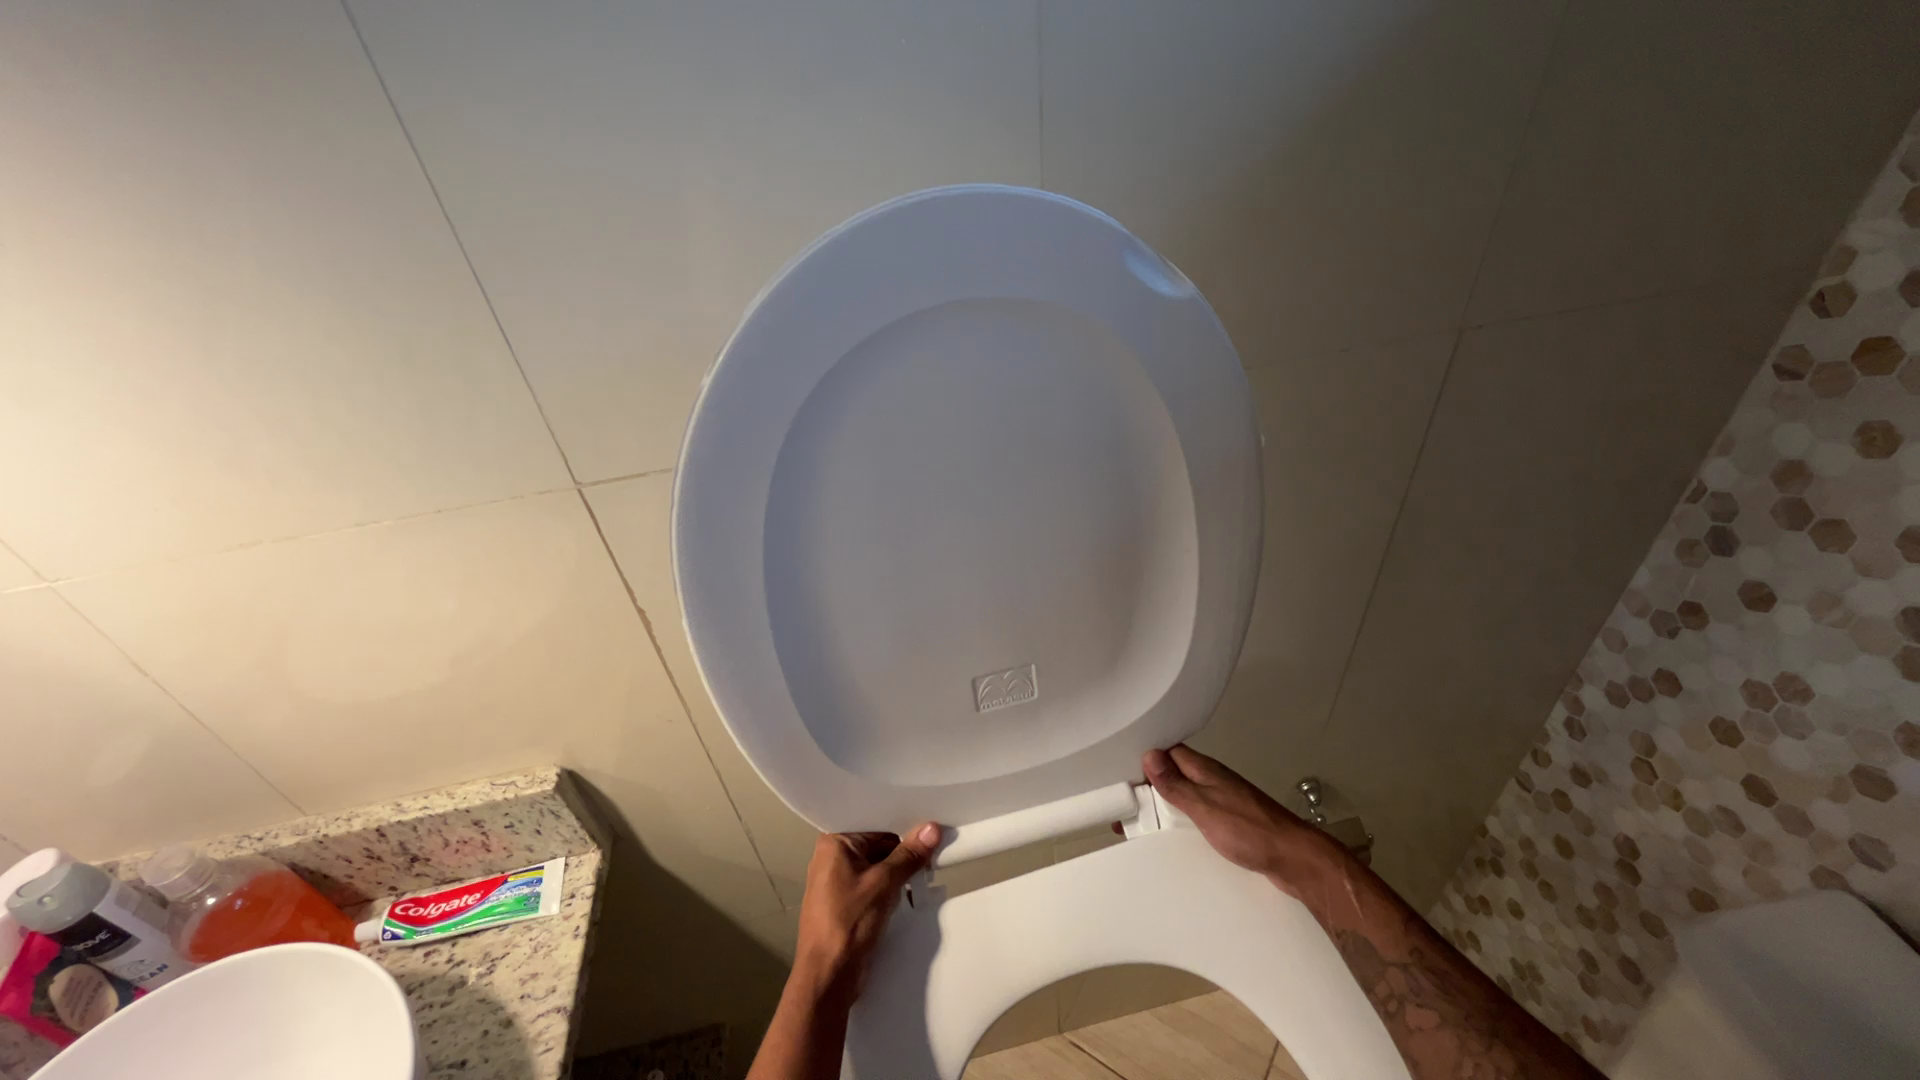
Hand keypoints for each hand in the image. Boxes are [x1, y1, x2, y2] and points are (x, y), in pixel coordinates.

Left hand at [793, 822, 940, 999]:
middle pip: (878, 845)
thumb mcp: (883, 884)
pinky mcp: (849, 904)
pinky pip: (875, 885)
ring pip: (879, 866)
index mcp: (834, 844)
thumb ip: (909, 855)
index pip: (875, 825)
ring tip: (932, 866)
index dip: (902, 826)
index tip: (930, 825)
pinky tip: (917, 889)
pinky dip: (894, 887)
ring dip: (902, 871)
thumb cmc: (849, 922)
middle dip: (904, 851)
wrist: (828, 977)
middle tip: (937, 846)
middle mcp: (833, 858)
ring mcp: (840, 883)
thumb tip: (932, 828)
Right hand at [1142, 745, 1344, 896]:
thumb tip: (1149, 754)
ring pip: (1184, 795)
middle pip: (1173, 774)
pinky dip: (1181, 821)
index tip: (1120, 777)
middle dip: (1149, 787)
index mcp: (1205, 770)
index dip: (1143, 761)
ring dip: (1164, 805)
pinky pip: (1197, 813)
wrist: (1294, 860)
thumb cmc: (1249, 830)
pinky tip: (1175, 834)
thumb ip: (1176, 784)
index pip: (1166, 753)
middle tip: (1124, 808)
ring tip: (1140, 823)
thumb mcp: (1204, 807)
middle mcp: (1212, 780)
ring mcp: (1223, 800)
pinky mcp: (1230, 820)